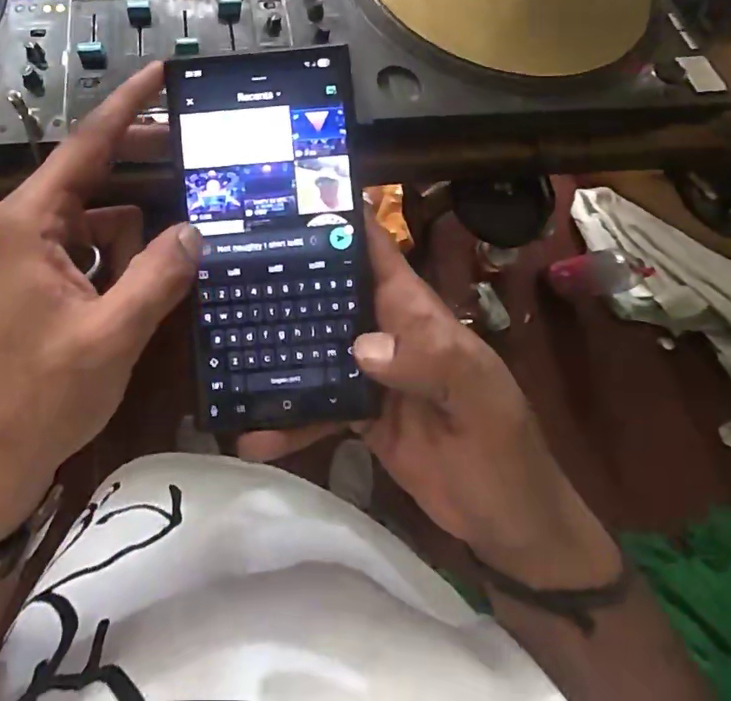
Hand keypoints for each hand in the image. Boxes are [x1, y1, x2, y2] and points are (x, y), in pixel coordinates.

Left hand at [0, 63, 200, 545]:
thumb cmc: (43, 393)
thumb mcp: (111, 335)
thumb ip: (157, 276)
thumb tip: (197, 228)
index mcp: (32, 221)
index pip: (86, 145)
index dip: (127, 106)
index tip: (160, 72)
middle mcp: (31, 223)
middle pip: (97, 172)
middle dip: (147, 166)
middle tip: (202, 151)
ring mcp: (39, 250)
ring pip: (104, 215)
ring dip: (142, 229)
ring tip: (187, 241)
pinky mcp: (49, 277)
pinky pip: (98, 247)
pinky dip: (128, 256)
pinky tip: (158, 277)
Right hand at [243, 220, 619, 588]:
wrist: (509, 528)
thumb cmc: (505, 455)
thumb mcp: (480, 402)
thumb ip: (431, 364)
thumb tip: (359, 345)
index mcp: (415, 315)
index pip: (374, 253)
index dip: (336, 221)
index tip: (283, 202)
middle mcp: (383, 333)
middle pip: (328, 294)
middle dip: (282, 278)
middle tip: (224, 265)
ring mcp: (365, 373)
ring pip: (311, 346)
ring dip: (272, 348)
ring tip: (221, 346)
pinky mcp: (354, 411)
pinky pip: (311, 404)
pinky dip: (283, 418)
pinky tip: (250, 433)